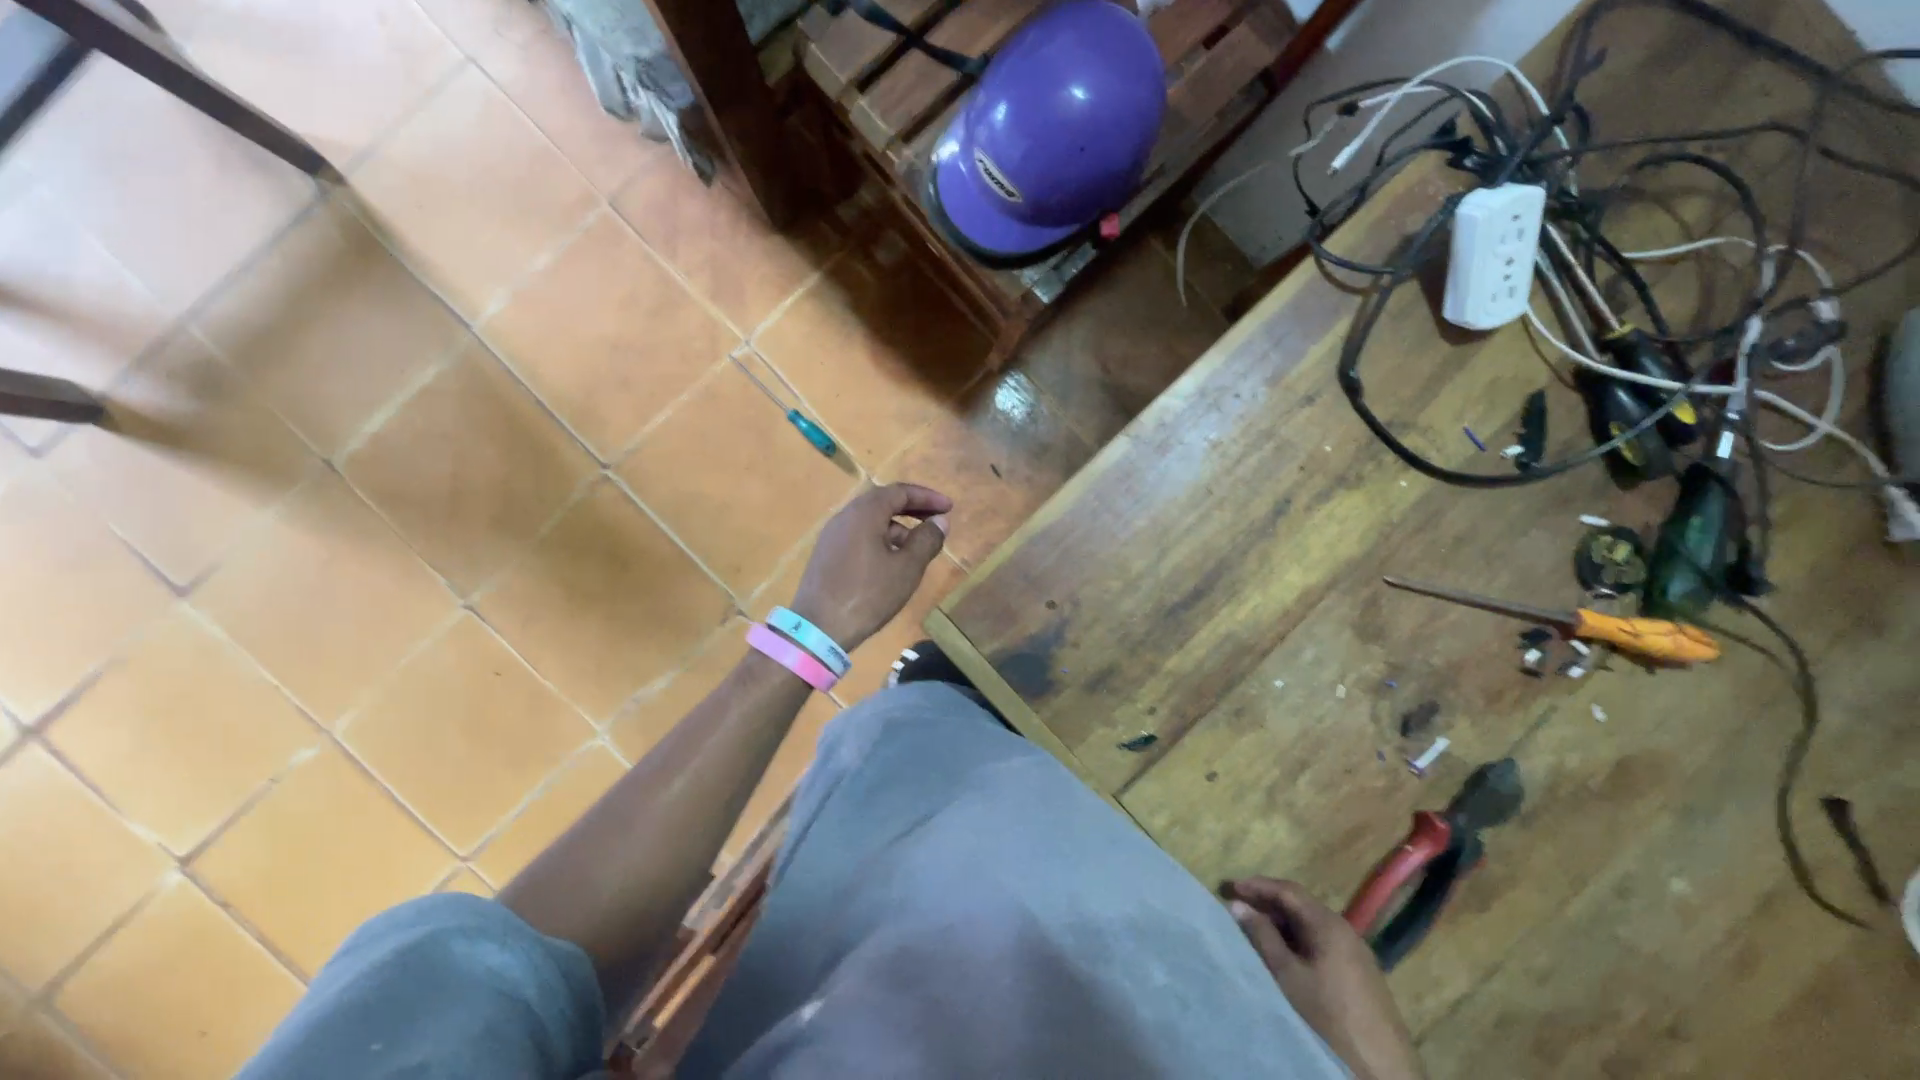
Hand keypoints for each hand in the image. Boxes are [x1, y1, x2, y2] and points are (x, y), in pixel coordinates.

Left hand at [788, 483, 952, 651]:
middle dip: (911, 509)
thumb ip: (926, 540)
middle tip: (935, 521)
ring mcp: (831, 536)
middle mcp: (844, 517)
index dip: (927, 497)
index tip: (949, 508)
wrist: (818, 629)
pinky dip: (879, 539)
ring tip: (917, 547)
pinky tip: (891, 561)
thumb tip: (940, 522)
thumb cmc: (868, 595)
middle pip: (882, 502)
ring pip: (869, 520)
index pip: (899, 492)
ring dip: (896, 527)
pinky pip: (858, 536)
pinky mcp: (826, 555)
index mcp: (864, 513)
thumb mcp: (906, 568)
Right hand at [1224, 877, 1423, 1079]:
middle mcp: (1345, 930)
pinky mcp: (1359, 973)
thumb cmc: (1326, 1014)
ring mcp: (1355, 953)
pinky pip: (1322, 944)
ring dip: (1282, 924)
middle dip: (1268, 903)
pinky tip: (1283, 956)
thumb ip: (1262, 936)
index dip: (1257, 886)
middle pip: (1302, 906)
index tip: (1229, 888)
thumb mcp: (1286, 974)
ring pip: (1312, 926)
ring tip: (1254, 931)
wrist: (1380, 1065)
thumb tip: (1238, 905)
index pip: (1289, 891)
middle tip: (1237, 908)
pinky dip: (1298, 941)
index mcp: (1329, 924)